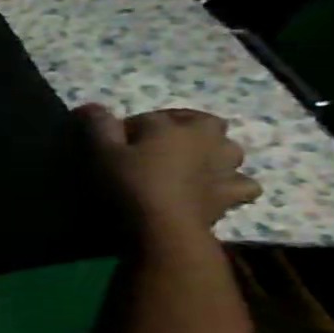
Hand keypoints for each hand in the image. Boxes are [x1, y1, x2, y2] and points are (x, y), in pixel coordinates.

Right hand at [80, 105, 261, 233]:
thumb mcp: (102, 151)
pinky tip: (214, 188)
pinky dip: (230, 182)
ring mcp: (226, 168)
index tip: (112, 142)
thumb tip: (91, 106)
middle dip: (183, 126)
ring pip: (228, 149)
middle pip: (202, 122)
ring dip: (212, 151)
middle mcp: (206, 140)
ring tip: (189, 162)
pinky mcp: (232, 194)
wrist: (164, 226)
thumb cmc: (130, 183)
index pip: (148, 117)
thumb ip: (98, 125)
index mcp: (173, 127)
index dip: (128, 127)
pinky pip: (242, 183)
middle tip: (158, 142)